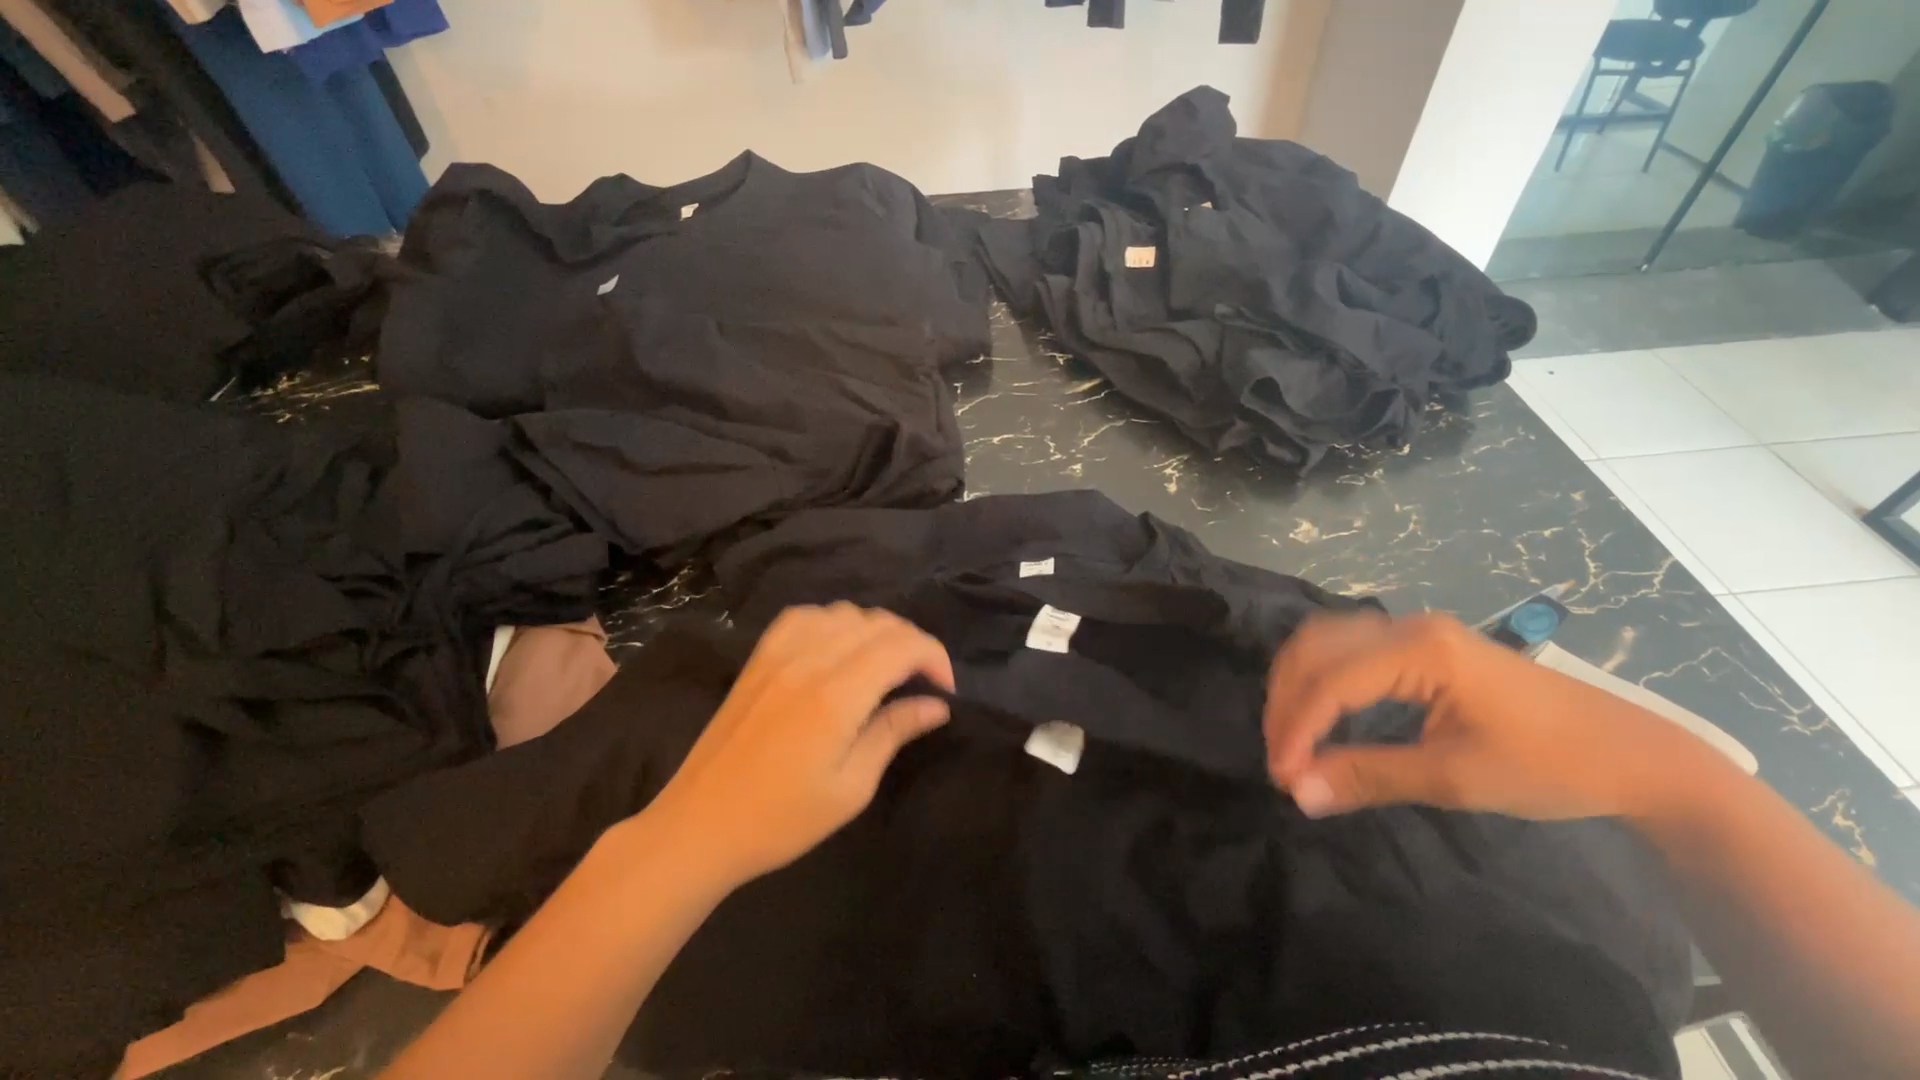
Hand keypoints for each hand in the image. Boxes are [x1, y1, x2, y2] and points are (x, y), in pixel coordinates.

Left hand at [645, 603, 954, 884]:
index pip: (902, 645)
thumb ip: (893, 734)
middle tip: (921, 684)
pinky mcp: (758, 659)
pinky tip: (838, 650)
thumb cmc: (782, 820)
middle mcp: (808, 661)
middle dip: (912, 644)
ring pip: (844, 612)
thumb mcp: (851, 789)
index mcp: (836, 696)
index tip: (944, 691)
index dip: (935, 657)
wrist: (700, 824)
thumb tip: (936, 705)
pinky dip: (834, 623)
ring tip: (884, 668)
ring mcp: (778, 655)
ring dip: (875, 631)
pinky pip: (804, 617)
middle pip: (877, 623)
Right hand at [1264, 612, 1725, 820]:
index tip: (1282, 778)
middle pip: (1317, 647)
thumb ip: (1369, 777)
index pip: (1332, 681)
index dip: (1296, 728)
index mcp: (1422, 650)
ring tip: (1291, 737)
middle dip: (1287, 701)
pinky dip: (1324, 678)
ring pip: (1329, 641)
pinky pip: (1353, 648)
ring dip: (1300, 685)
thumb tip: (1297, 793)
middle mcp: (1412, 626)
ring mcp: (1420, 630)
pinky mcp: (1428, 645)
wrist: (1635, 754)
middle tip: (1280, 758)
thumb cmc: (1550, 766)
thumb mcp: (1455, 778)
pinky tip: (1323, 713)